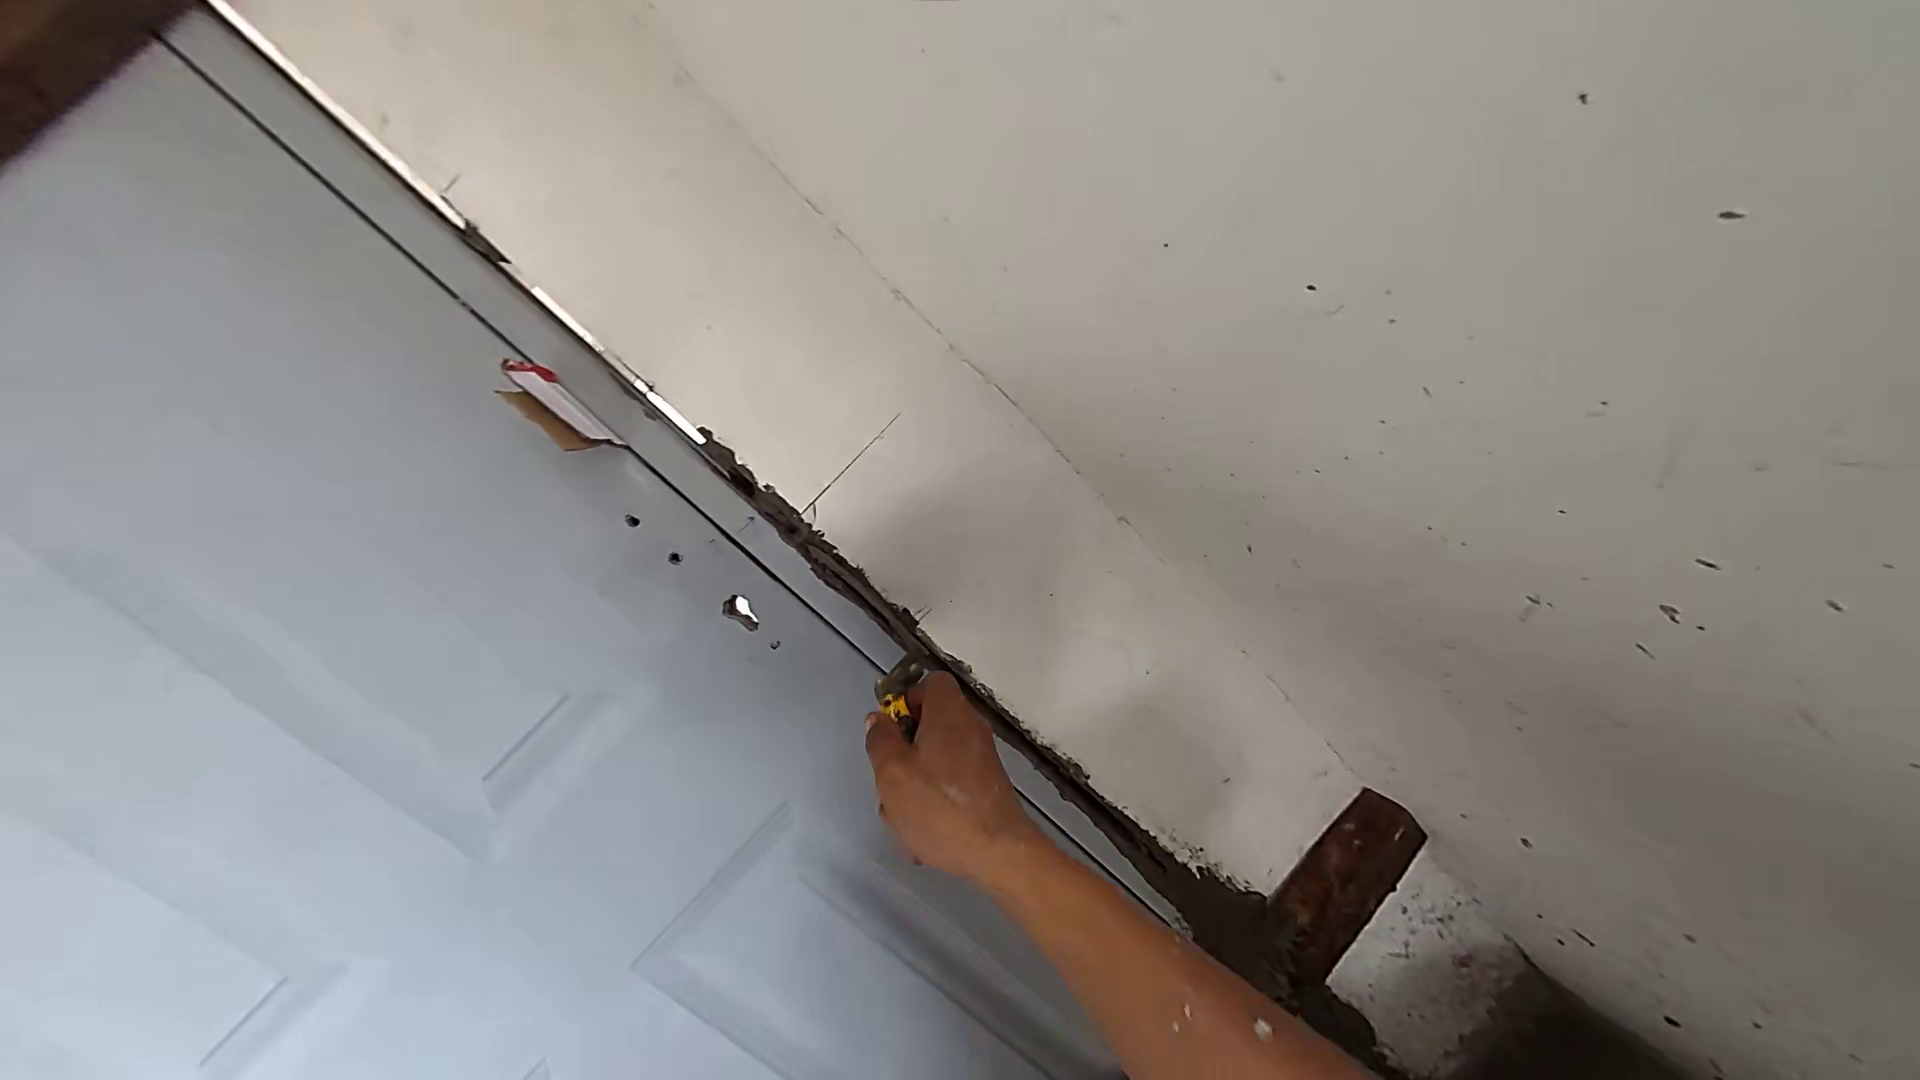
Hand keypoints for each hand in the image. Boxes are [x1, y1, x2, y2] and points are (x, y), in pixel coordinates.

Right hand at [864, 672, 1042, 886]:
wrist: (997, 851)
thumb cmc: (940, 806)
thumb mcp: (893, 773)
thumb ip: (881, 740)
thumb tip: (878, 719)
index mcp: (950, 713)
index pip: (931, 683)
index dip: (907, 699)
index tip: (891, 729)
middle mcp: (970, 727)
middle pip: (930, 722)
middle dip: (905, 750)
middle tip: (892, 778)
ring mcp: (982, 757)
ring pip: (936, 757)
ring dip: (915, 782)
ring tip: (902, 816)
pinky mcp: (986, 785)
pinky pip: (951, 781)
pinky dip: (934, 799)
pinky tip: (923, 833)